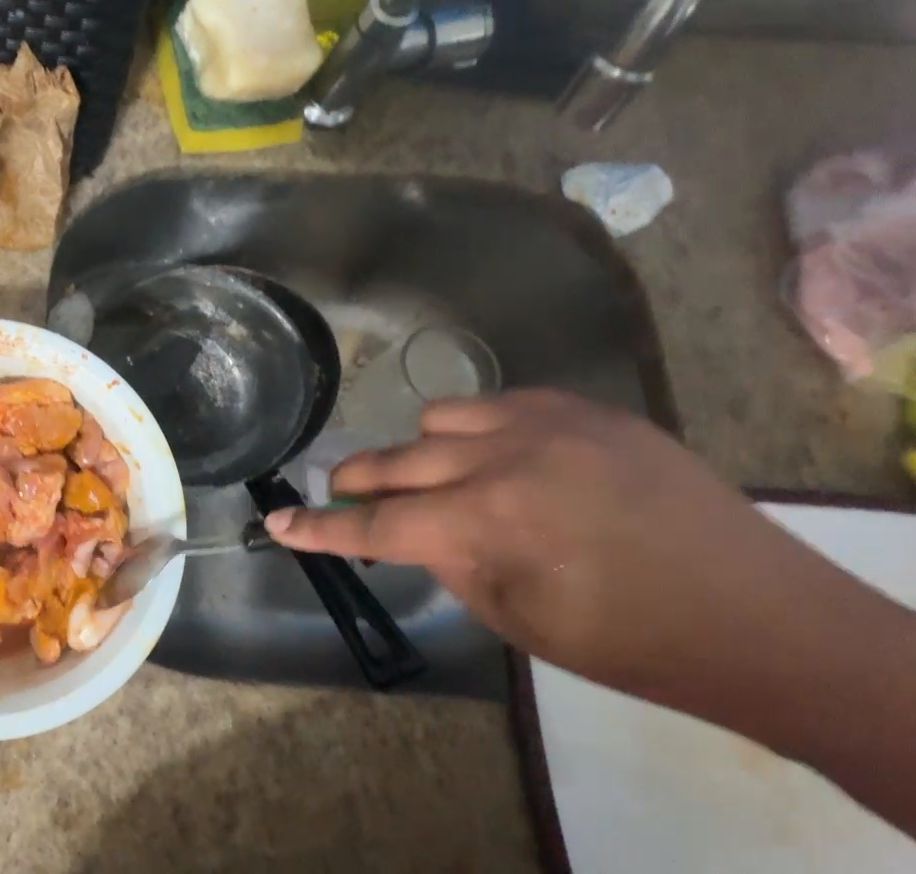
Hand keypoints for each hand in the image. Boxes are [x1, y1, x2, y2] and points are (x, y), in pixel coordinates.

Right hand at [264, 390, 895, 718]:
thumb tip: (409, 528)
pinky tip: (499, 456)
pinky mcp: (591, 410)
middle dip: (357, 480)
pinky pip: (501, 401)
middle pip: (395, 459)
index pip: (377, 523)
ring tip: (440, 480)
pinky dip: (480, 428)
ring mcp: (552, 424)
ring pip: (440, 417)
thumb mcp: (518, 619)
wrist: (769, 623)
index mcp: (491, 524)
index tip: (276, 522)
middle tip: (342, 494)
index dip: (320, 527)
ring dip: (423, 451)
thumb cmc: (634, 645)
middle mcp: (508, 458)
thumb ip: (448, 560)